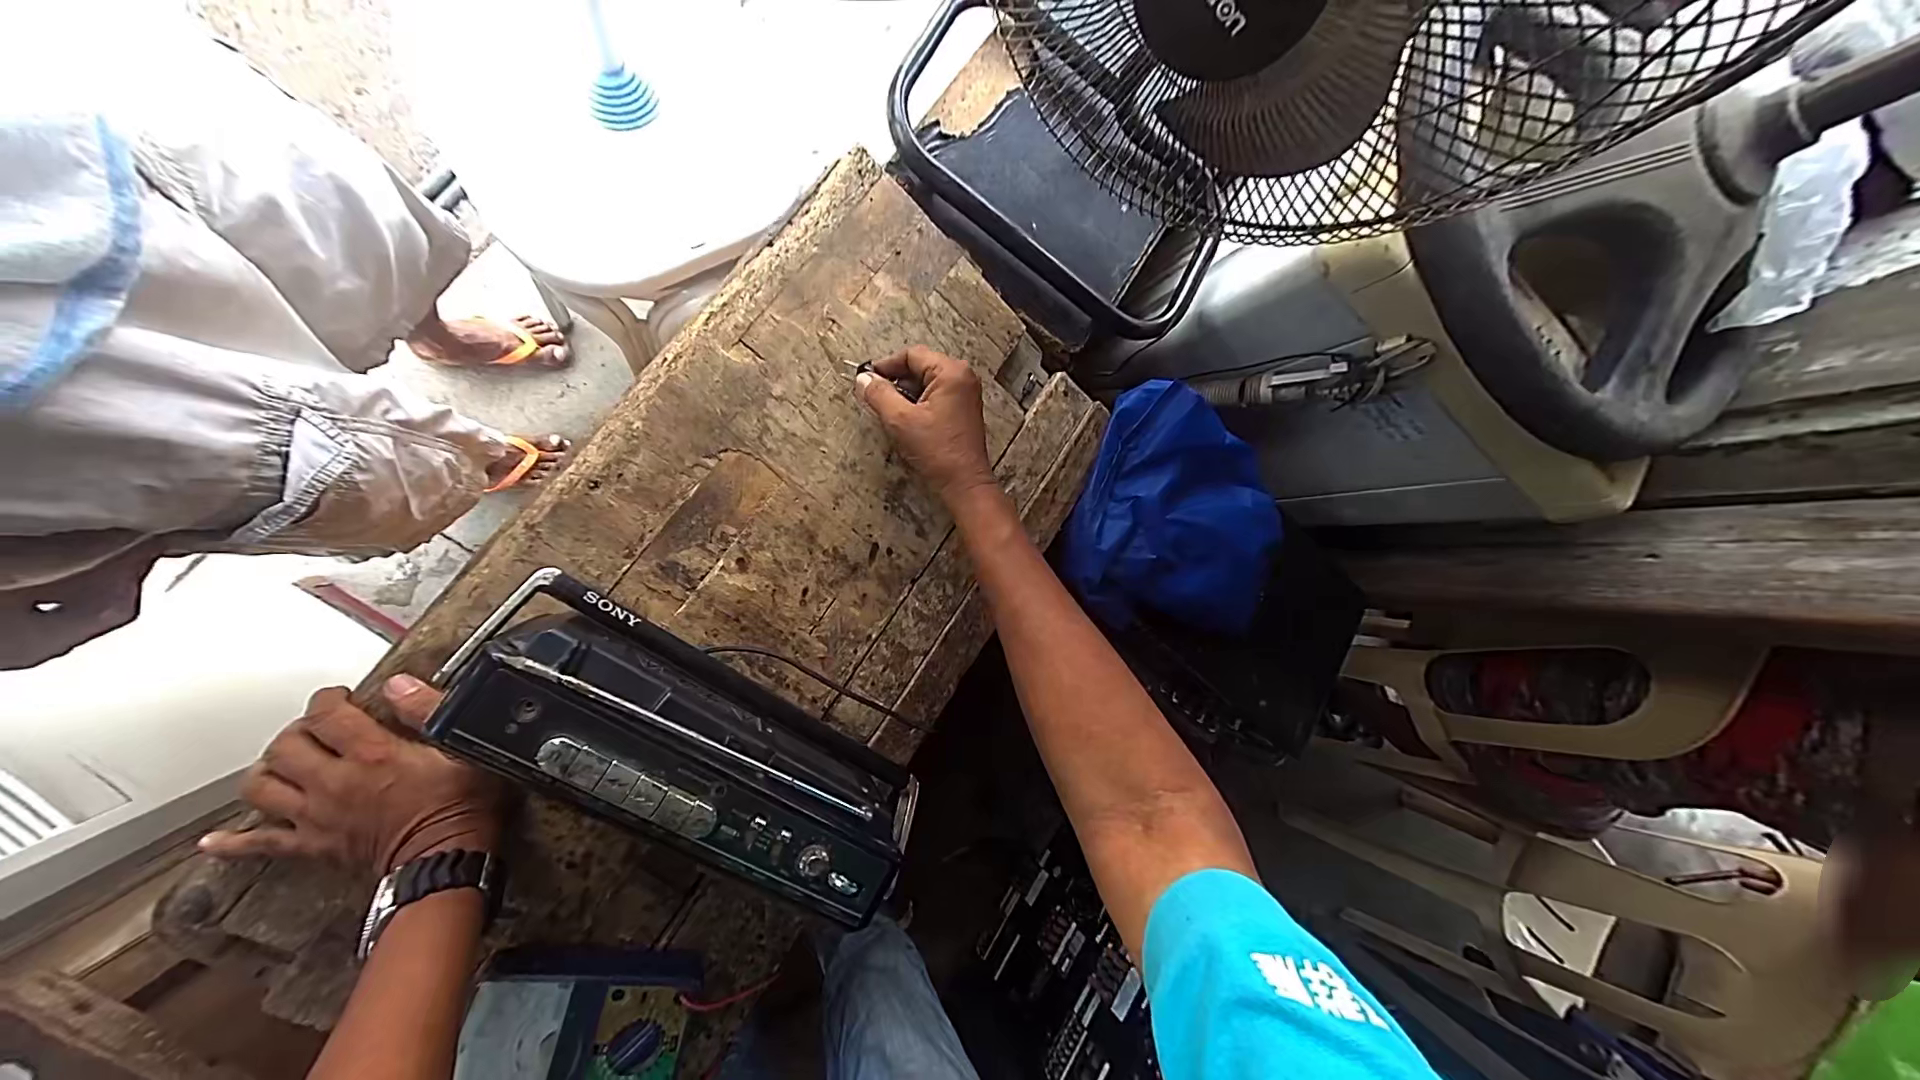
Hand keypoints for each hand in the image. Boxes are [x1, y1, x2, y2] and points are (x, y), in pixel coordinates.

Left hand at [200, 675, 505, 875]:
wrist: (446, 855)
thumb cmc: (460, 802)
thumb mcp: (460, 746)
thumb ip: (428, 711)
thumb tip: (400, 684)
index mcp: (372, 754)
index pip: (328, 715)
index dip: (328, 699)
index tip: (338, 696)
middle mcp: (335, 782)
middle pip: (285, 747)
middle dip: (296, 731)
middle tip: (315, 727)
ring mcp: (316, 816)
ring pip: (261, 787)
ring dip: (266, 769)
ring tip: (283, 762)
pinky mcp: (312, 844)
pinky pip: (258, 843)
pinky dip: (233, 840)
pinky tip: (217, 838)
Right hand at [856, 345, 996, 501]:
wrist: (964, 484)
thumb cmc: (939, 453)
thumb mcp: (900, 420)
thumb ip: (879, 394)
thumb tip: (864, 380)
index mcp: (952, 373)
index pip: (912, 355)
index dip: (886, 365)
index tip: (868, 379)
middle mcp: (963, 378)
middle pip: (920, 367)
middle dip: (896, 381)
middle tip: (877, 397)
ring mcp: (965, 395)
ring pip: (926, 384)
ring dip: (906, 395)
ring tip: (892, 413)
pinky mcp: (962, 411)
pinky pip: (935, 397)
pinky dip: (918, 405)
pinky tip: (907, 422)